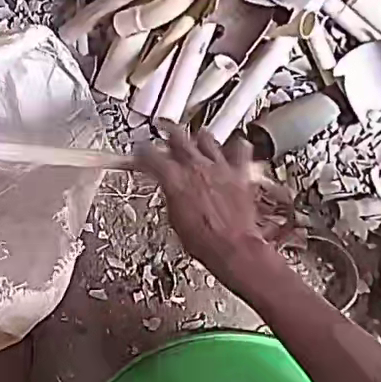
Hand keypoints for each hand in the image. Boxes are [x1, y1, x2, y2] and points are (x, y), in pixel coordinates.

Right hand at [137, 123, 288, 291]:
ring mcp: (219, 168)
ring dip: (198, 137)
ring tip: (196, 137)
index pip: (150, 156)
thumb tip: (171, 189)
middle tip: (165, 134)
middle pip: (177, 138)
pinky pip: (240, 150)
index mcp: (174, 178)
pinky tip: (235, 144)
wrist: (231, 247)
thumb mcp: (174, 218)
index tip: (141, 153)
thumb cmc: (202, 240)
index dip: (142, 153)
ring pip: (206, 138)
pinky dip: (236, 146)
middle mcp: (195, 167)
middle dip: (168, 135)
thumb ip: (171, 194)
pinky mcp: (239, 173)